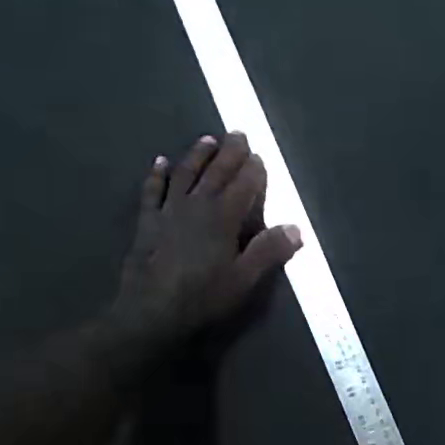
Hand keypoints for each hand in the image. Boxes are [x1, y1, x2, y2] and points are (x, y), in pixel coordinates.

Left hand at [111, 131, 302, 343]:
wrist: (153, 310)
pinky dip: (157, 174)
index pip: (243, 186)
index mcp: (223, 217)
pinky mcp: (148, 222)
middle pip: (216, 172)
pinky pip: (152, 190)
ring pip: (185, 174)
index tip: (260, 156)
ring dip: (197, 155)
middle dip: (229, 153)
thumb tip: (296, 228)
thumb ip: (269, 251)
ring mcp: (168, 211)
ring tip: (207, 140)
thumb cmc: (204, 297)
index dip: (254, 170)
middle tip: (238, 133)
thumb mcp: (244, 279)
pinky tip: (160, 162)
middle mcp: (196, 205)